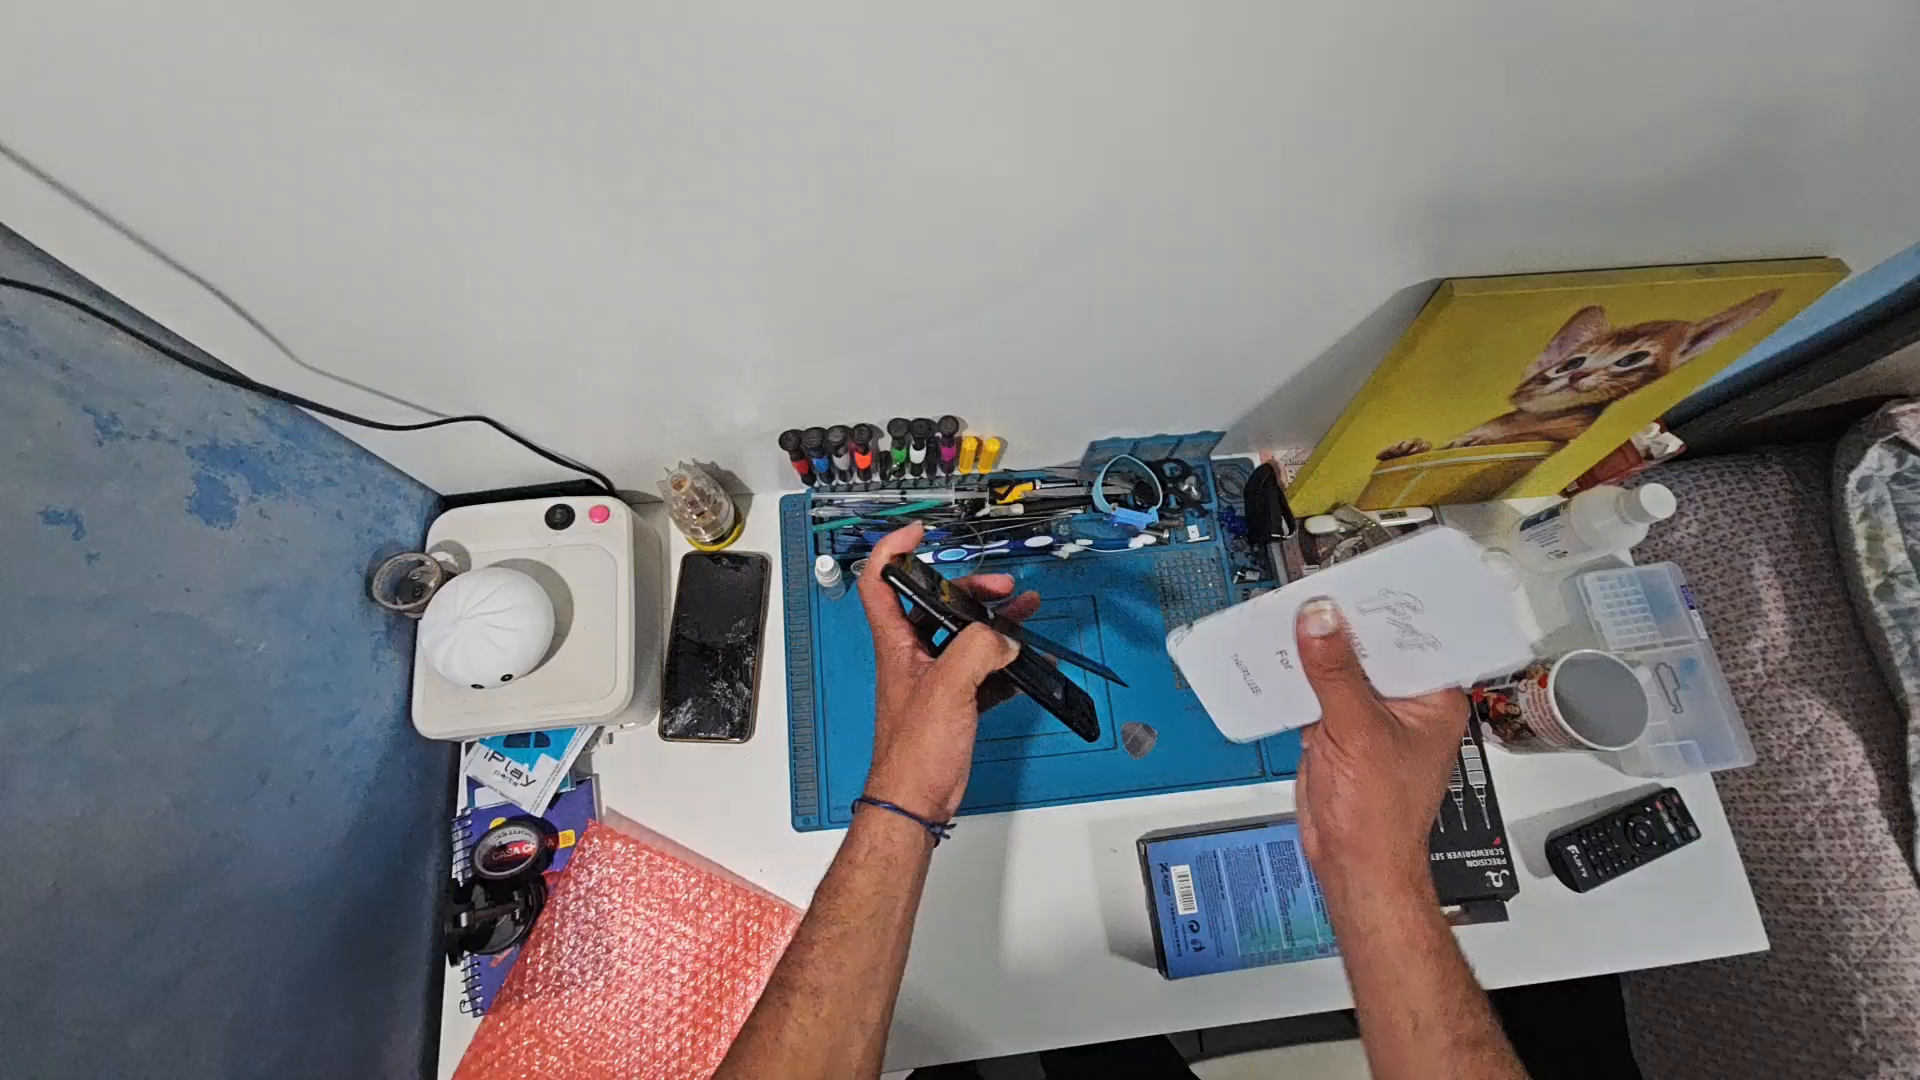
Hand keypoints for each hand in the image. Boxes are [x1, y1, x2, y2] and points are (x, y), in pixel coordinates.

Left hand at [856, 524, 1039, 820]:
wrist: (918, 800)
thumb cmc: (914, 751)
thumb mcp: (946, 689)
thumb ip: (977, 652)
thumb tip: (1004, 636)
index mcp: (896, 643)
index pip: (880, 582)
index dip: (893, 551)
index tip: (919, 532)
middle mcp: (913, 654)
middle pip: (936, 604)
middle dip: (969, 588)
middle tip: (1002, 587)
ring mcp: (936, 677)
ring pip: (965, 635)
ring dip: (995, 620)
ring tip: (1025, 608)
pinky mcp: (956, 699)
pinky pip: (984, 669)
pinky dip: (1006, 661)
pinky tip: (1031, 660)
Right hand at [1292, 598, 1466, 901]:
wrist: (1350, 861)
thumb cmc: (1380, 814)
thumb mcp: (1358, 732)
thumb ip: (1335, 673)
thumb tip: (1320, 621)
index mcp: (1431, 699)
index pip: (1412, 637)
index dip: (1384, 606)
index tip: (1353, 581)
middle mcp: (1401, 701)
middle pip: (1369, 646)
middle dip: (1339, 623)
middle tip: (1310, 595)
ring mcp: (1365, 713)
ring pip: (1337, 664)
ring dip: (1312, 647)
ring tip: (1286, 618)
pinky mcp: (1334, 725)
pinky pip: (1313, 686)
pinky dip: (1294, 673)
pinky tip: (1274, 656)